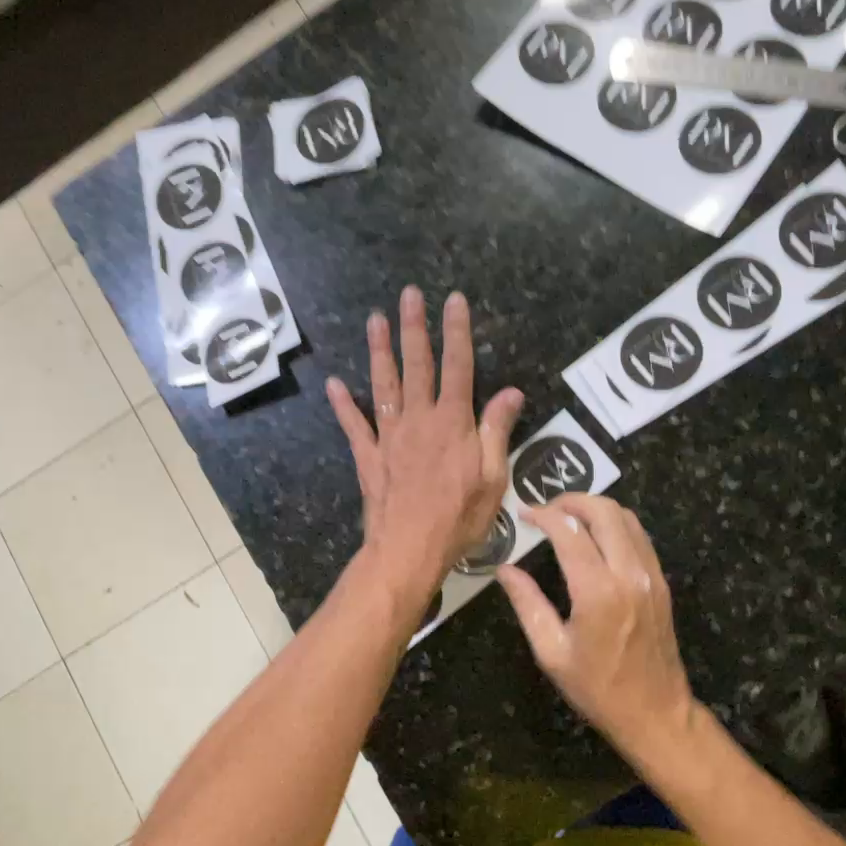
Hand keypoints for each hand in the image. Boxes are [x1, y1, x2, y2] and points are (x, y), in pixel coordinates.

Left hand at [327, 286, 523, 607]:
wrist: (408, 550)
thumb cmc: (458, 519)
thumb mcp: (492, 478)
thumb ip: (497, 431)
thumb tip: (511, 392)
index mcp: (453, 423)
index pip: (458, 367)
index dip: (457, 332)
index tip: (454, 300)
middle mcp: (419, 420)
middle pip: (417, 365)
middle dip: (414, 327)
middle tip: (408, 294)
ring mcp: (389, 437)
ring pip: (383, 385)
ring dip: (379, 351)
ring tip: (375, 319)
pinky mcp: (368, 458)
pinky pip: (354, 426)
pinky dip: (343, 404)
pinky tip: (333, 383)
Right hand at [497, 494, 697, 758]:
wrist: (655, 712)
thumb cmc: (597, 689)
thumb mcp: (551, 652)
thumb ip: (527, 604)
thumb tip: (505, 569)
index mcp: (597, 591)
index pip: (569, 531)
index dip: (543, 514)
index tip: (523, 513)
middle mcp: (629, 574)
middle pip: (604, 511)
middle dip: (572, 500)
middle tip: (546, 509)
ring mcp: (651, 575)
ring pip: (627, 517)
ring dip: (596, 509)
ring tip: (568, 518)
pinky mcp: (661, 582)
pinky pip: (639, 536)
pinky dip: (615, 524)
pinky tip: (595, 538)